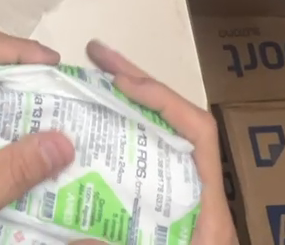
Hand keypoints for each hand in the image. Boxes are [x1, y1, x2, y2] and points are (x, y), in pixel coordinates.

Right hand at [85, 40, 237, 244]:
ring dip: (124, 107)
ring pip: (155, 142)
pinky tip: (85, 136)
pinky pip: (140, 169)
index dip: (162, 99)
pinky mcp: (160, 222)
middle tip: (93, 57)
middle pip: (173, 125)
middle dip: (136, 85)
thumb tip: (76, 230)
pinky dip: (116, 144)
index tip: (120, 80)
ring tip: (86, 78)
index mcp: (208, 213)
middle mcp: (196, 200)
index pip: (199, 134)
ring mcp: (179, 209)